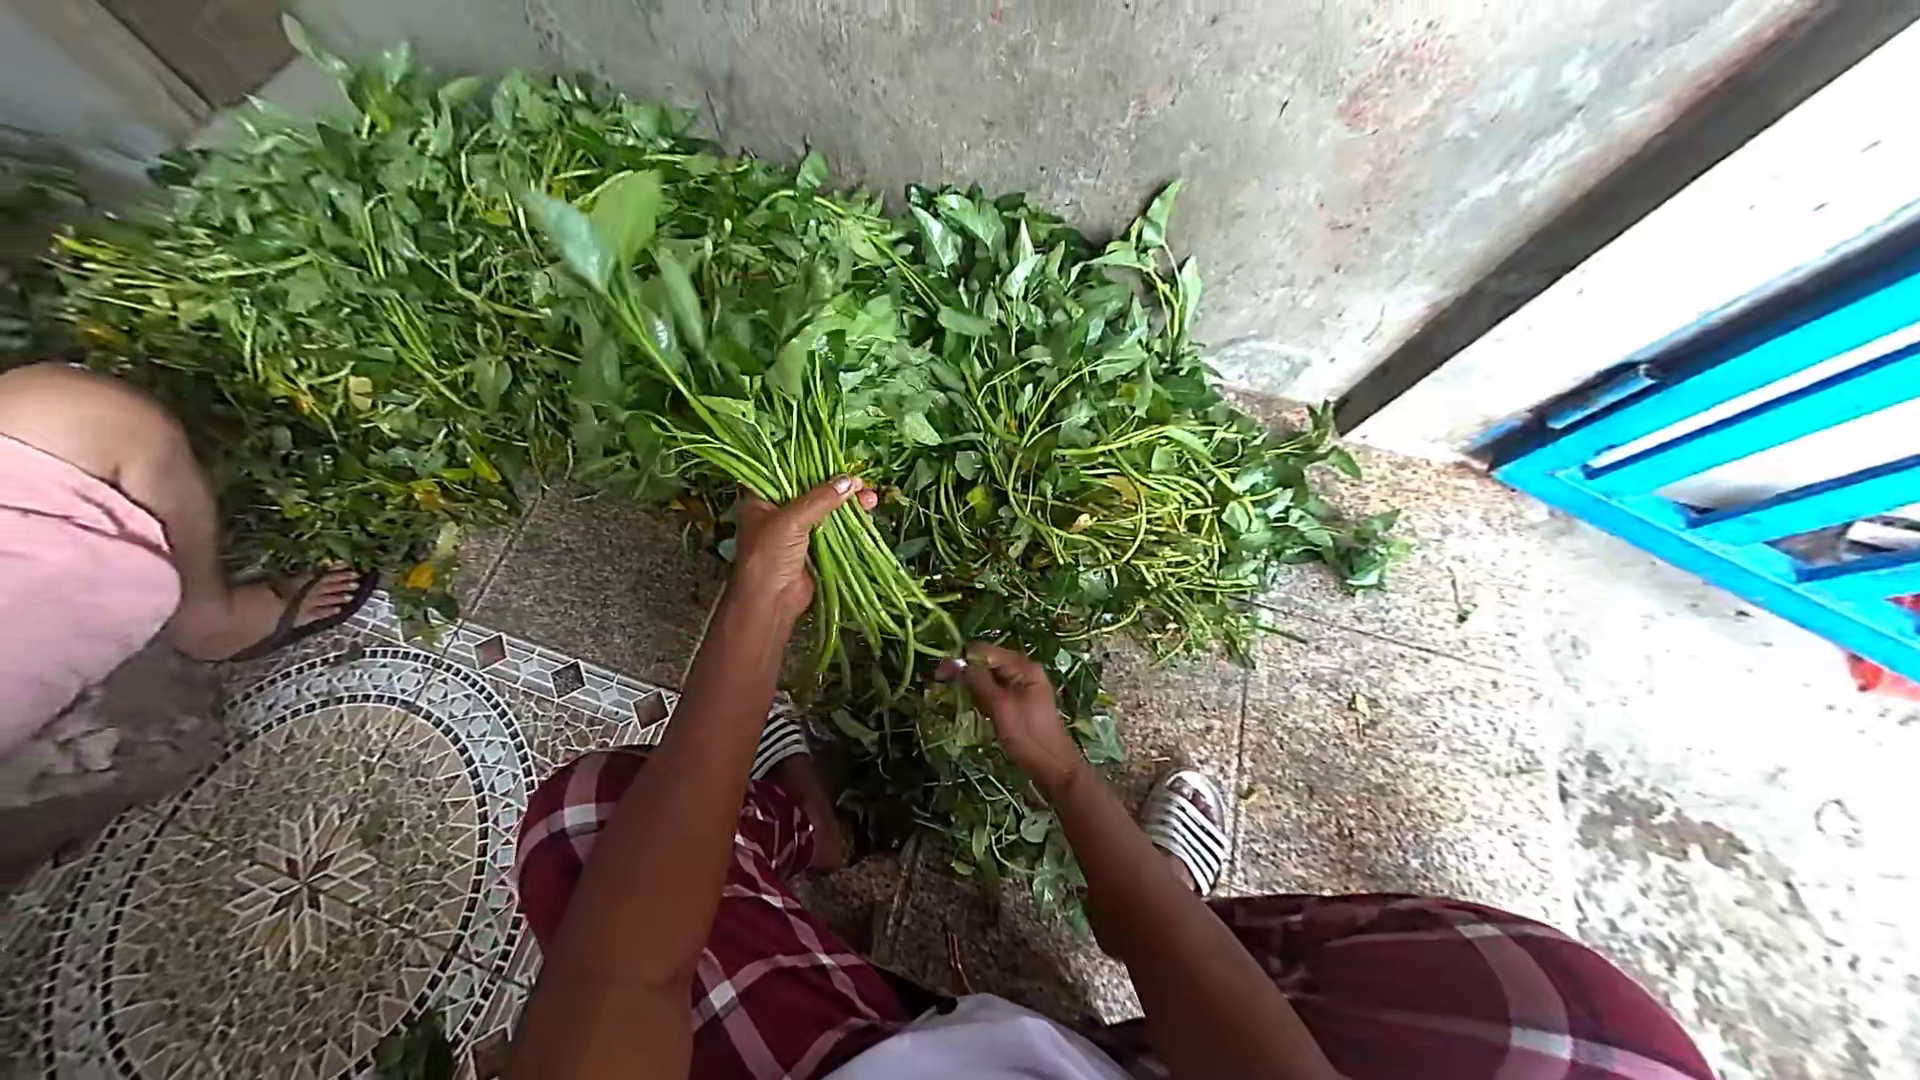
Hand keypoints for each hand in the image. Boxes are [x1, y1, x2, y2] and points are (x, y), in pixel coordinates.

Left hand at [732, 475, 878, 623]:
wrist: (771, 601)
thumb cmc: (768, 555)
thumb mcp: (791, 520)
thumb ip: (820, 498)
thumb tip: (849, 481)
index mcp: (761, 498)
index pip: (787, 471)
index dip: (812, 463)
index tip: (837, 459)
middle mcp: (778, 510)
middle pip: (811, 490)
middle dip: (837, 485)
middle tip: (861, 481)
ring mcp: (797, 529)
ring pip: (826, 509)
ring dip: (848, 503)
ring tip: (870, 497)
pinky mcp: (813, 546)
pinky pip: (834, 528)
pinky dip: (850, 521)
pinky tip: (866, 512)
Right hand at [936, 642, 1085, 795]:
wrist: (1054, 768)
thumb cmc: (1028, 736)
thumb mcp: (999, 706)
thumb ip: (977, 681)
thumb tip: (955, 662)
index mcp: (1022, 665)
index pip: (984, 650)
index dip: (960, 659)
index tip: (940, 675)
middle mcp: (1023, 670)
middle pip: (987, 662)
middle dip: (966, 672)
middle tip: (944, 688)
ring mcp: (1023, 686)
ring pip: (990, 677)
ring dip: (973, 686)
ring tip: (959, 699)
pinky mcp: (1020, 701)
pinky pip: (996, 690)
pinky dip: (983, 696)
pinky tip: (976, 708)